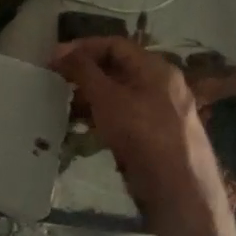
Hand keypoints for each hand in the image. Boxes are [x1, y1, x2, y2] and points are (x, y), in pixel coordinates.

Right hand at [50, 37, 227, 224]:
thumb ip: (82, 69)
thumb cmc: (142, 134)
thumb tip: (59, 50)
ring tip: (69, 106)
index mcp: (157, 68)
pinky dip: (106, 114)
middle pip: (118, 67)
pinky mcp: (162, 133)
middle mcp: (165, 84)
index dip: (81, 47)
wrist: (181, 191)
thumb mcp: (106, 96)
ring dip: (93, 95)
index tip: (54, 60)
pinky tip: (89, 127)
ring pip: (122, 91)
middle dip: (85, 72)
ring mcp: (166, 110)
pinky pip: (129, 113)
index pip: (113, 44)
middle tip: (59, 81)